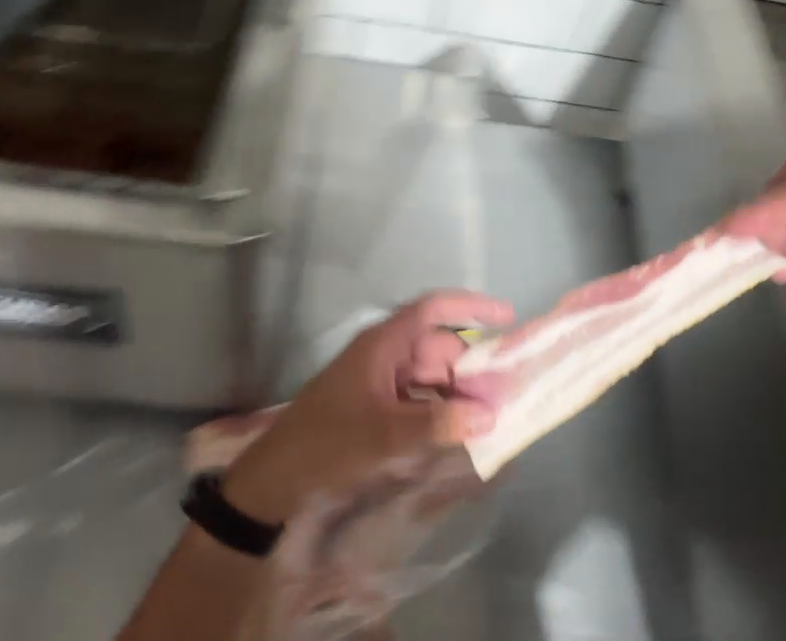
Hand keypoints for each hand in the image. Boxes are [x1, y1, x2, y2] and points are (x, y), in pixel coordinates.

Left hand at [223, 291, 513, 524]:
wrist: (277, 479)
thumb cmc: (329, 443)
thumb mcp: (386, 434)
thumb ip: (439, 423)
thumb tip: (489, 415)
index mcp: (382, 344)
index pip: (432, 310)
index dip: (470, 307)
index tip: (508, 316)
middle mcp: (384, 355)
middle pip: (437, 348)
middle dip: (472, 368)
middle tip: (507, 396)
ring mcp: (379, 381)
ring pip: (430, 377)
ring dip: (458, 394)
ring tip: (492, 417)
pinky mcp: (375, 407)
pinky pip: (418, 399)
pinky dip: (440, 411)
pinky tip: (460, 432)